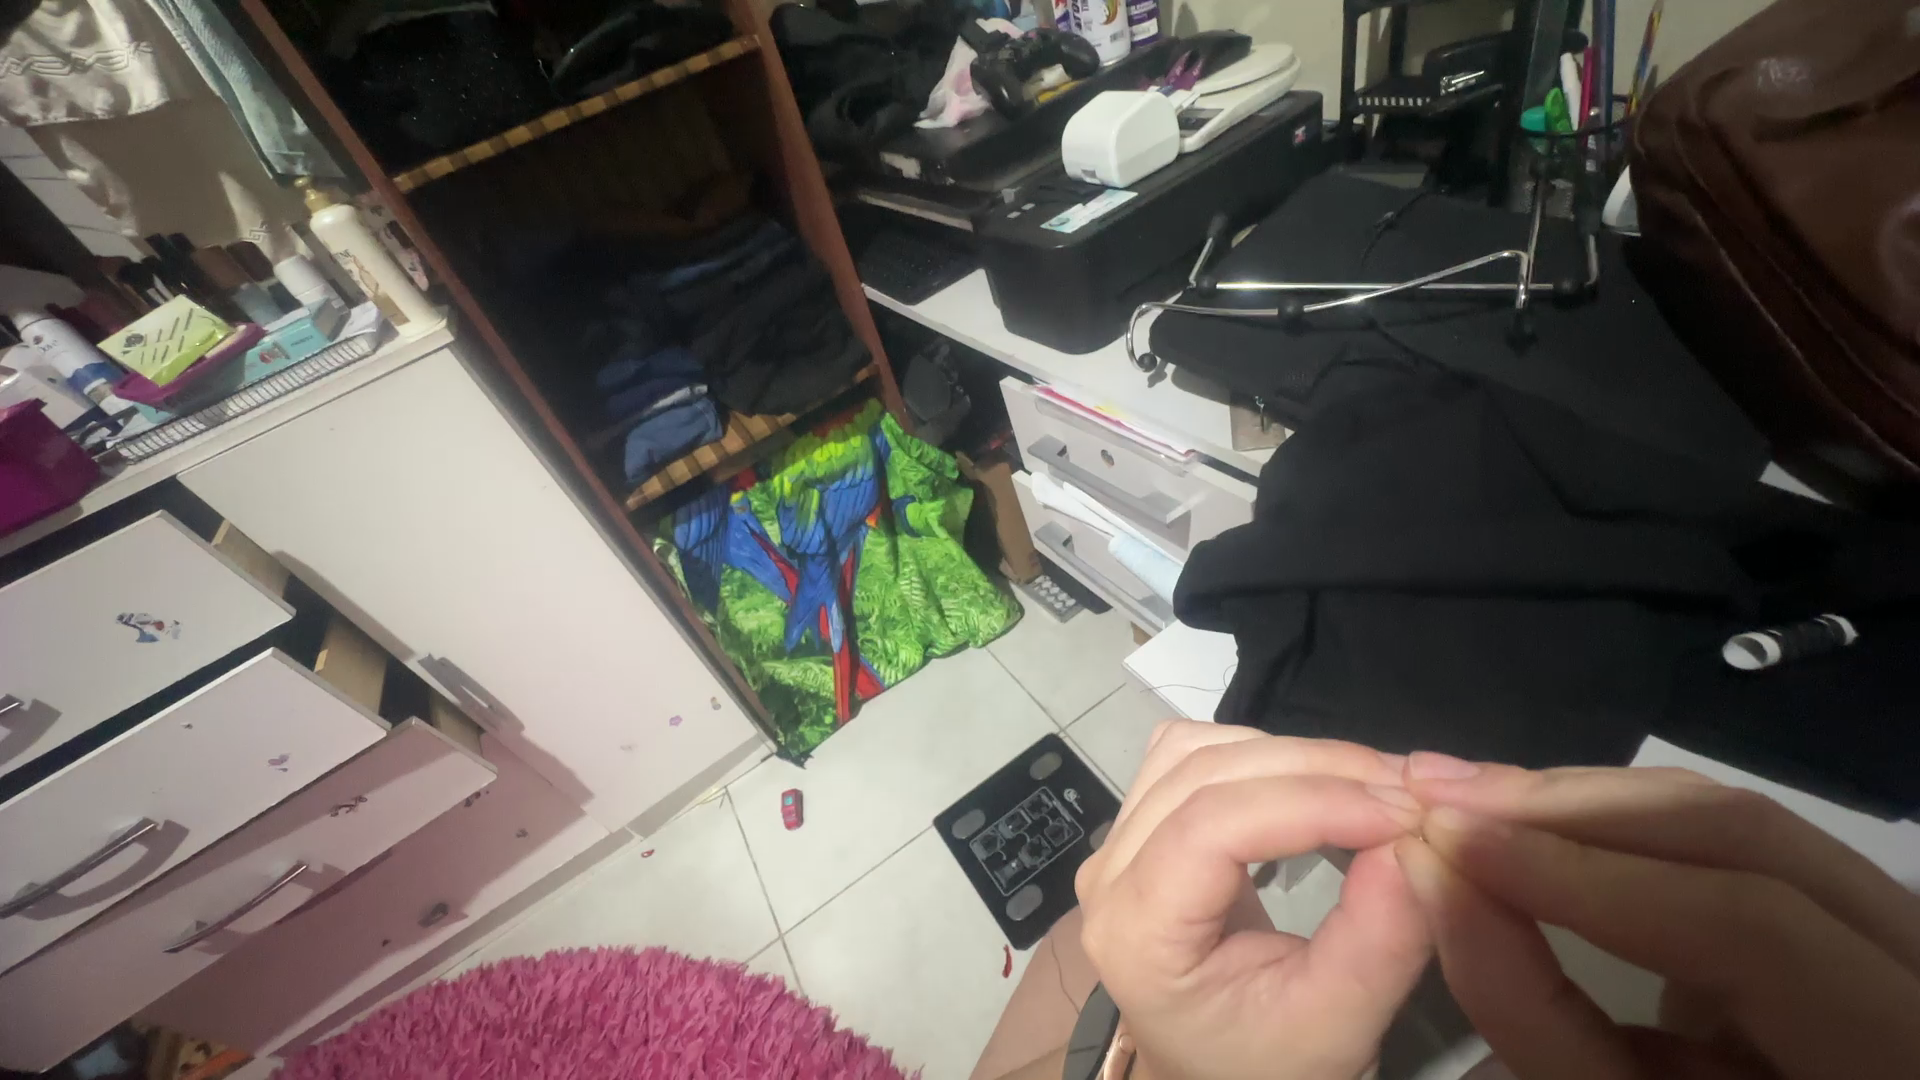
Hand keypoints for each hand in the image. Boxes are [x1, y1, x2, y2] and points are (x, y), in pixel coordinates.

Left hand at [1075, 721, 1430, 1079]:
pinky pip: (1187, 754)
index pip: (1209, 827)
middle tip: (1408, 787)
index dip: (1309, 802)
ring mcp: (1114, 838)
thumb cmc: (1266, 1065)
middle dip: (1312, 767)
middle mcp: (1106, 869)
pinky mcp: (1138, 821)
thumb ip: (1375, 940)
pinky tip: (1307, 781)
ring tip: (1368, 784)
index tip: (1404, 808)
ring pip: (1191, 749)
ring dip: (1284, 753)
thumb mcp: (1335, 1028)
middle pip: (1200, 774)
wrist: (1211, 1067)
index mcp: (1135, 930)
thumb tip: (1413, 840)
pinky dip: (1255, 752)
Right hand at [1394, 754, 1919, 1079]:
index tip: (1442, 838)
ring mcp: (1881, 921)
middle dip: (1559, 804)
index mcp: (1904, 1054)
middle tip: (1433, 795)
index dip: (1579, 871)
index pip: (1749, 927)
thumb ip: (1527, 1001)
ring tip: (1456, 793)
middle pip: (1738, 830)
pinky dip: (1590, 810)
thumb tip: (1428, 867)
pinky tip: (1516, 810)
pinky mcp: (1814, 893)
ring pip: (1717, 810)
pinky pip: (1701, 824)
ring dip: (1565, 796)